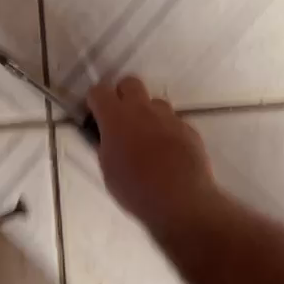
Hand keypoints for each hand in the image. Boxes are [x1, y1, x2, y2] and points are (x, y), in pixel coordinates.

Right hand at [86, 76, 224, 232]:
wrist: (180, 201)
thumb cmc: (135, 189)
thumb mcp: (108, 169)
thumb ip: (105, 145)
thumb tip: (106, 136)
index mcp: (116, 118)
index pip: (99, 91)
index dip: (95, 101)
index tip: (95, 115)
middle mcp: (142, 109)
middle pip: (130, 83)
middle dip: (122, 95)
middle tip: (121, 120)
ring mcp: (169, 117)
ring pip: (155, 103)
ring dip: (148, 114)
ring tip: (148, 140)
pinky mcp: (188, 128)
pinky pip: (173, 122)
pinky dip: (167, 131)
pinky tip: (169, 154)